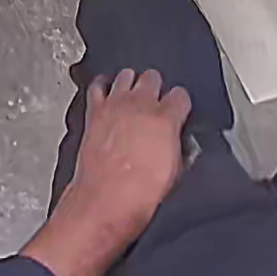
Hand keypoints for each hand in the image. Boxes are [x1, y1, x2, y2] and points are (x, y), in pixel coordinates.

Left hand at [66, 68, 192, 235]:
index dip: (180, 103)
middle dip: (156, 87)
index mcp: (165, 119)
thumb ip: (180, 149)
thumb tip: (179, 143)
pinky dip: (104, 85)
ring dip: (132, 83)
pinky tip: (108, 92)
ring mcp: (116, 103)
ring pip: (127, 74)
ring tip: (133, 96)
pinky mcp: (95, 109)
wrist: (106, 201)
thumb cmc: (140, 194)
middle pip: (153, 76)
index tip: (178, 110)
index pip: (180, 95)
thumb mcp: (175, 174)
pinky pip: (98, 84)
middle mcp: (141, 104)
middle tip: (155, 102)